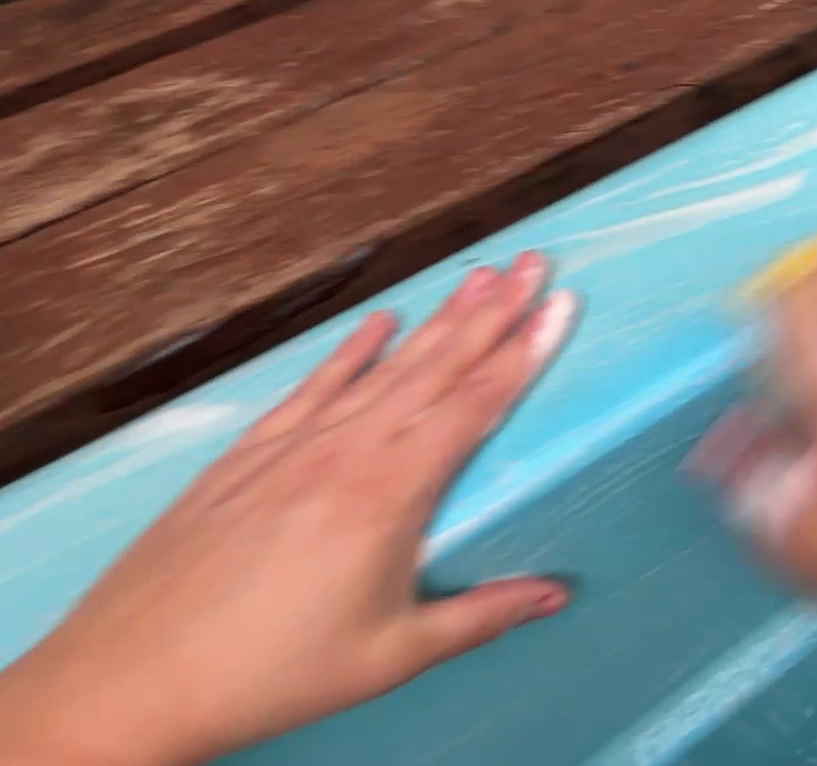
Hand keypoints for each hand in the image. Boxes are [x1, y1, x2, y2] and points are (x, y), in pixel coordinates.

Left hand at [0, 253, 576, 765]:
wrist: (115, 693)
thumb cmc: (268, 675)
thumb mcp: (392, 656)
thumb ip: (484, 615)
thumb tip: (560, 593)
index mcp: (391, 492)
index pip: (478, 403)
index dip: (526, 351)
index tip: (560, 306)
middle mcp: (349, 452)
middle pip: (440, 365)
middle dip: (496, 310)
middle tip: (534, 264)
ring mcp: (296, 446)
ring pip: (388, 365)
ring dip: (441, 317)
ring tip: (481, 276)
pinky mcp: (249, 455)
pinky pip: (315, 387)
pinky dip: (351, 349)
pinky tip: (380, 319)